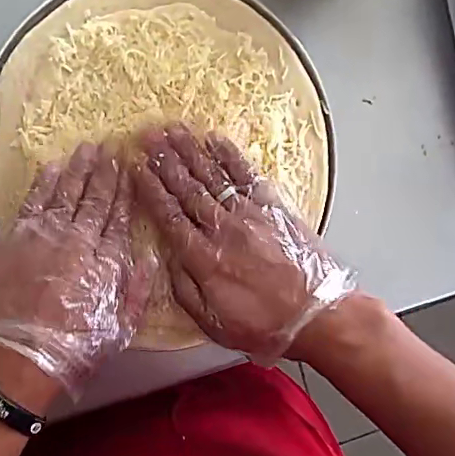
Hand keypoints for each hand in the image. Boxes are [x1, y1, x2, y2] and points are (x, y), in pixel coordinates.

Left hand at [0, 142, 152, 397]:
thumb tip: (149, 255)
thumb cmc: (71, 352)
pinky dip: (42, 183)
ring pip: (62, 193)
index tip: (128, 169)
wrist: (16, 361)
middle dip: (103, 171)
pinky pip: (30, 202)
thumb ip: (137, 290)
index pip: (118, 216)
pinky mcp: (11, 239)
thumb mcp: (119, 330)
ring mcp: (41, 236)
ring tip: (85, 148)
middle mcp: (76, 240)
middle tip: (109, 147)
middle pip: (92, 198)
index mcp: (105, 262)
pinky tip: (51, 167)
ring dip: (75, 169)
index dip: (124, 191)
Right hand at [131, 123, 355, 361]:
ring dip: (190, 151)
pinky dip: (229, 156)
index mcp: (203, 259)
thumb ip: (183, 289)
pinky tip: (214, 139)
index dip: (150, 190)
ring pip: (212, 175)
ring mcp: (249, 215)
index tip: (135, 168)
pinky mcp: (274, 208)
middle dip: (164, 160)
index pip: (169, 216)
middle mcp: (222, 229)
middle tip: (146, 136)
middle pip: (187, 188)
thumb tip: (167, 258)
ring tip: (171, 130)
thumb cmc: (262, 325)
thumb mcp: (211, 322)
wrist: (318, 316)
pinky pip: (246, 175)